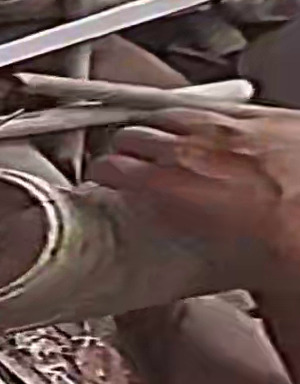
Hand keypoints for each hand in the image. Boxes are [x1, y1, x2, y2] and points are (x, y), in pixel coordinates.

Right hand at [91, 109, 299, 292]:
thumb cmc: (298, 240)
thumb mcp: (234, 264)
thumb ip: (191, 259)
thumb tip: (178, 275)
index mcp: (171, 185)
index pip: (107, 167)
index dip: (102, 175)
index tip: (107, 183)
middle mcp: (195, 152)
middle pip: (132, 136)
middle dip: (126, 149)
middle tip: (130, 161)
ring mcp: (236, 131)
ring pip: (171, 115)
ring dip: (162, 128)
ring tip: (165, 140)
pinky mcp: (276, 117)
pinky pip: (221, 108)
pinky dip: (209, 117)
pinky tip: (215, 129)